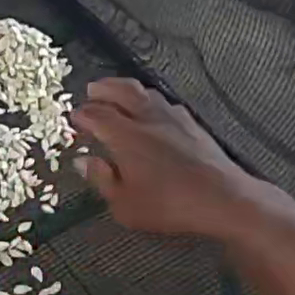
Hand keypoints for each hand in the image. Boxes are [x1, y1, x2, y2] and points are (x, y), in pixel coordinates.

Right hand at [70, 79, 281, 241]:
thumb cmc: (168, 206)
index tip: (73, 117)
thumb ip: (102, 180)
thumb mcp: (124, 204)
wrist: (221, 197)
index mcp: (125, 137)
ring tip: (118, 92)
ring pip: (146, 92)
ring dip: (127, 89)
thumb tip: (85, 162)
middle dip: (103, 89)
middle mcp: (147, 119)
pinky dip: (150, 100)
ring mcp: (173, 118)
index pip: (97, 115)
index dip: (82, 114)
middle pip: (122, 91)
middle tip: (91, 89)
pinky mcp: (192, 124)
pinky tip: (152, 109)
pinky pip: (165, 102)